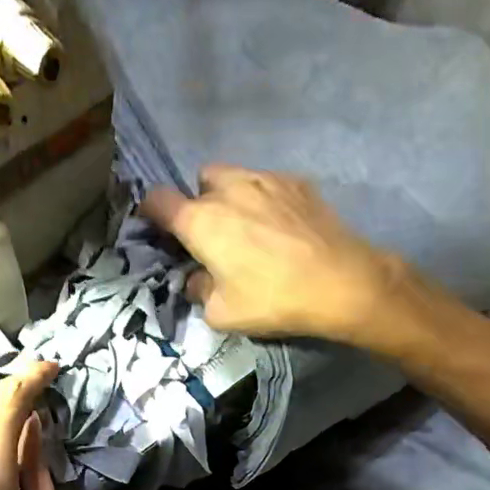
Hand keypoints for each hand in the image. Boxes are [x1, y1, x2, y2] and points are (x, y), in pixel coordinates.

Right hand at [138, 165, 412, 342]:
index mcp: (201, 221)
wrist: (339, 282)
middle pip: (198, 184)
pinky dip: (262, 199)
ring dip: (229, 196)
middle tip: (210, 236)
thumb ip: (199, 291)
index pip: (158, 201)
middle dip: (197, 205)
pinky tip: (278, 226)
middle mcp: (228, 189)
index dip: (150, 212)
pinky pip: (265, 183)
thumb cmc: (272, 299)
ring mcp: (265, 179)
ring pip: (232, 176)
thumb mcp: (221, 313)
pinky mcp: (296, 182)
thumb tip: (198, 278)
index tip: (155, 228)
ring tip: (245, 227)